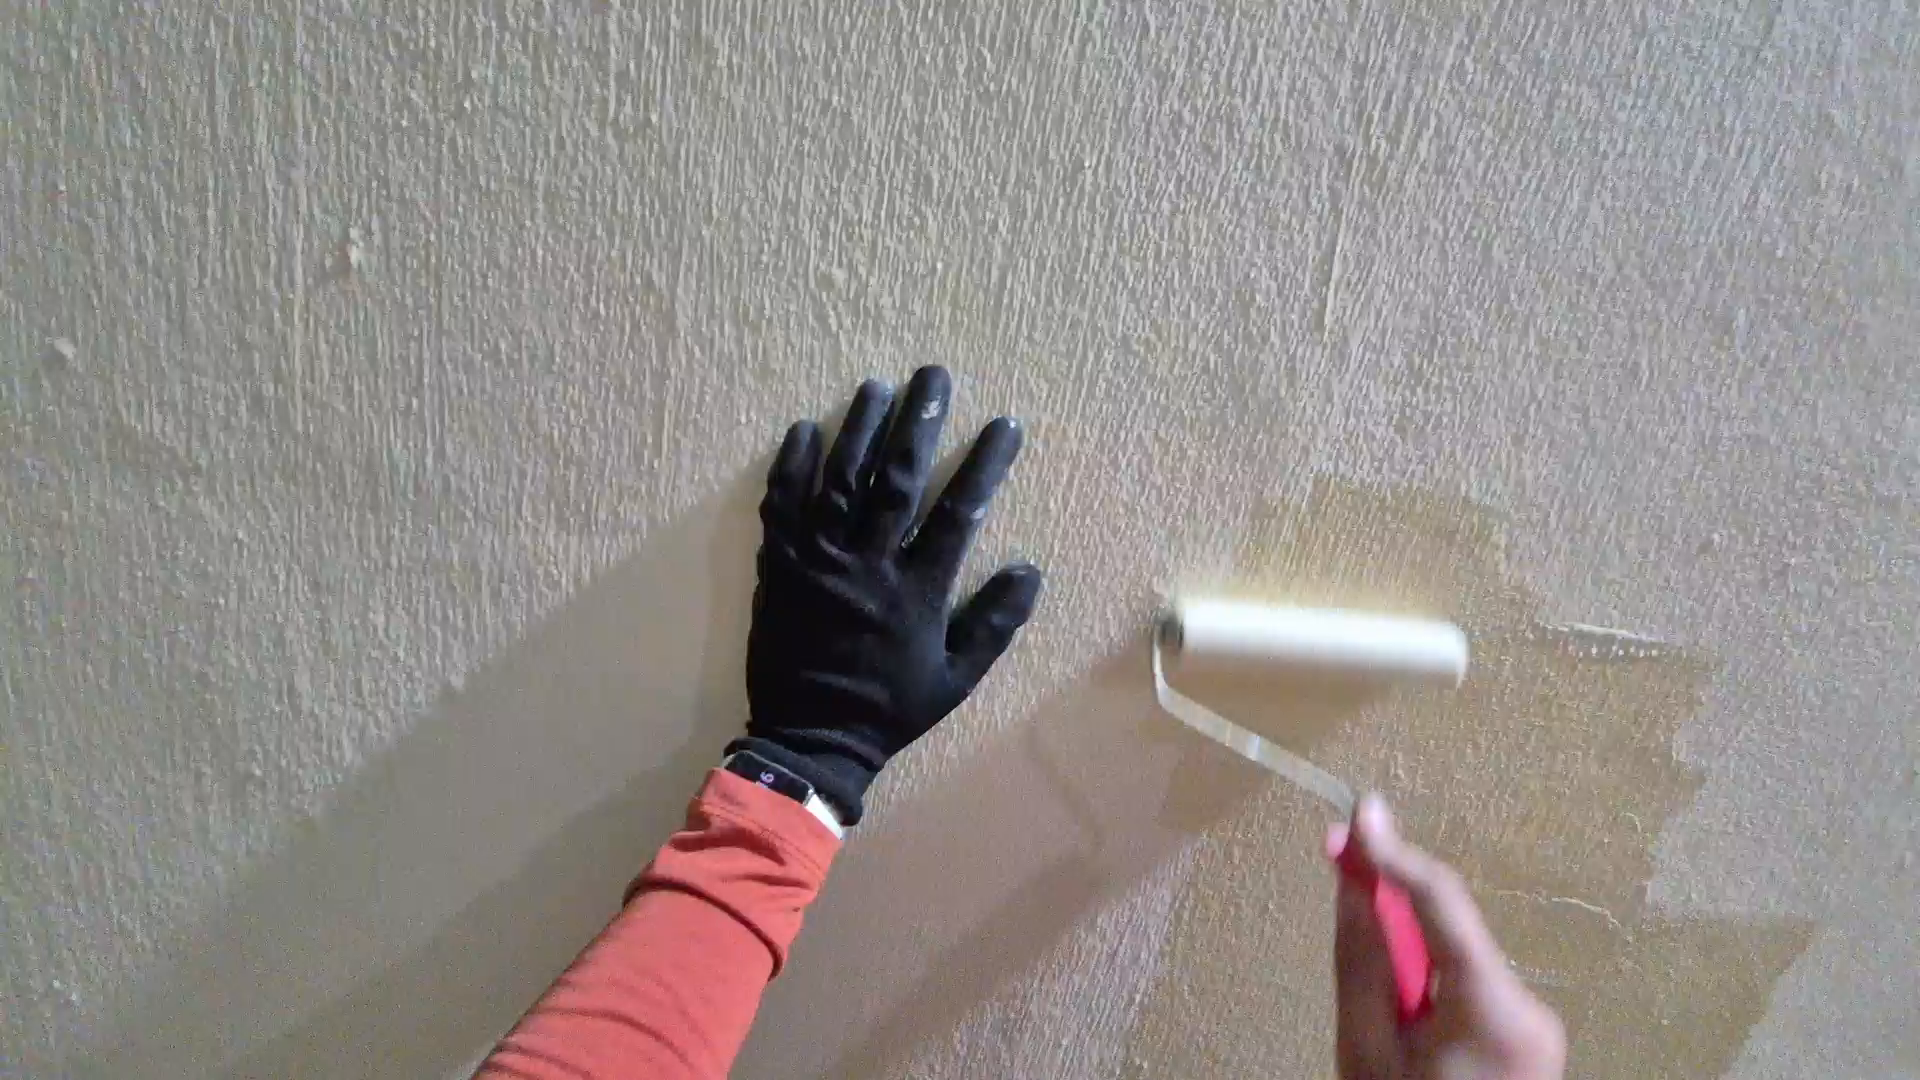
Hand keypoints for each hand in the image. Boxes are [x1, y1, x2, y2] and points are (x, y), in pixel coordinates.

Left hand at [735, 365, 1042, 824]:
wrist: (812, 738)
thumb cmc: (891, 709)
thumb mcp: (958, 679)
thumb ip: (995, 624)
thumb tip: (1031, 569)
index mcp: (917, 590)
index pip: (959, 512)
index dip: (985, 465)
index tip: (1004, 425)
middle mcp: (869, 565)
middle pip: (896, 480)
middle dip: (918, 422)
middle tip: (933, 375)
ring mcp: (818, 562)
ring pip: (839, 481)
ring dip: (858, 429)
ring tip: (877, 386)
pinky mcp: (778, 568)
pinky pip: (781, 508)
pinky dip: (790, 467)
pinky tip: (802, 430)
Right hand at [1331, 797, 1566, 1079]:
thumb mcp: (1366, 1045)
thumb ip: (1360, 954)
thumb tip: (1352, 875)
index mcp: (1495, 1013)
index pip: (1441, 903)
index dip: (1394, 852)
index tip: (1358, 811)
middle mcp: (1527, 1006)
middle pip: (1444, 920)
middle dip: (1389, 888)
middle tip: (1336, 849)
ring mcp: (1530, 1017)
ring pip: (1447, 942)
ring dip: (1400, 930)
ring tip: (1363, 954)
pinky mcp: (1520, 1024)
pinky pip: (1457, 967)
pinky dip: (1418, 957)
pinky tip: (1392, 985)